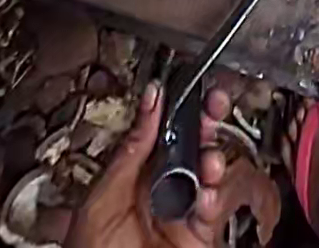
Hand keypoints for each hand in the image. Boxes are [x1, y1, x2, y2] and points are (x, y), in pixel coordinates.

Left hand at [66, 82, 266, 247]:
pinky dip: (215, 196)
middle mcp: (160, 187)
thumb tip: (152, 98)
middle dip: (207, 119)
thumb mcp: (101, 202)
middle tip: (213, 107)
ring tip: (209, 162)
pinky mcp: (200, 235)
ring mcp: (182, 210)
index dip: (178, 105)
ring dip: (214, 158)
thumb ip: (130, 150)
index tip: (189, 87)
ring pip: (211, 169)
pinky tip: (204, 198)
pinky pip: (217, 206)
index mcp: (133, 173)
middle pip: (193, 142)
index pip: (162, 128)